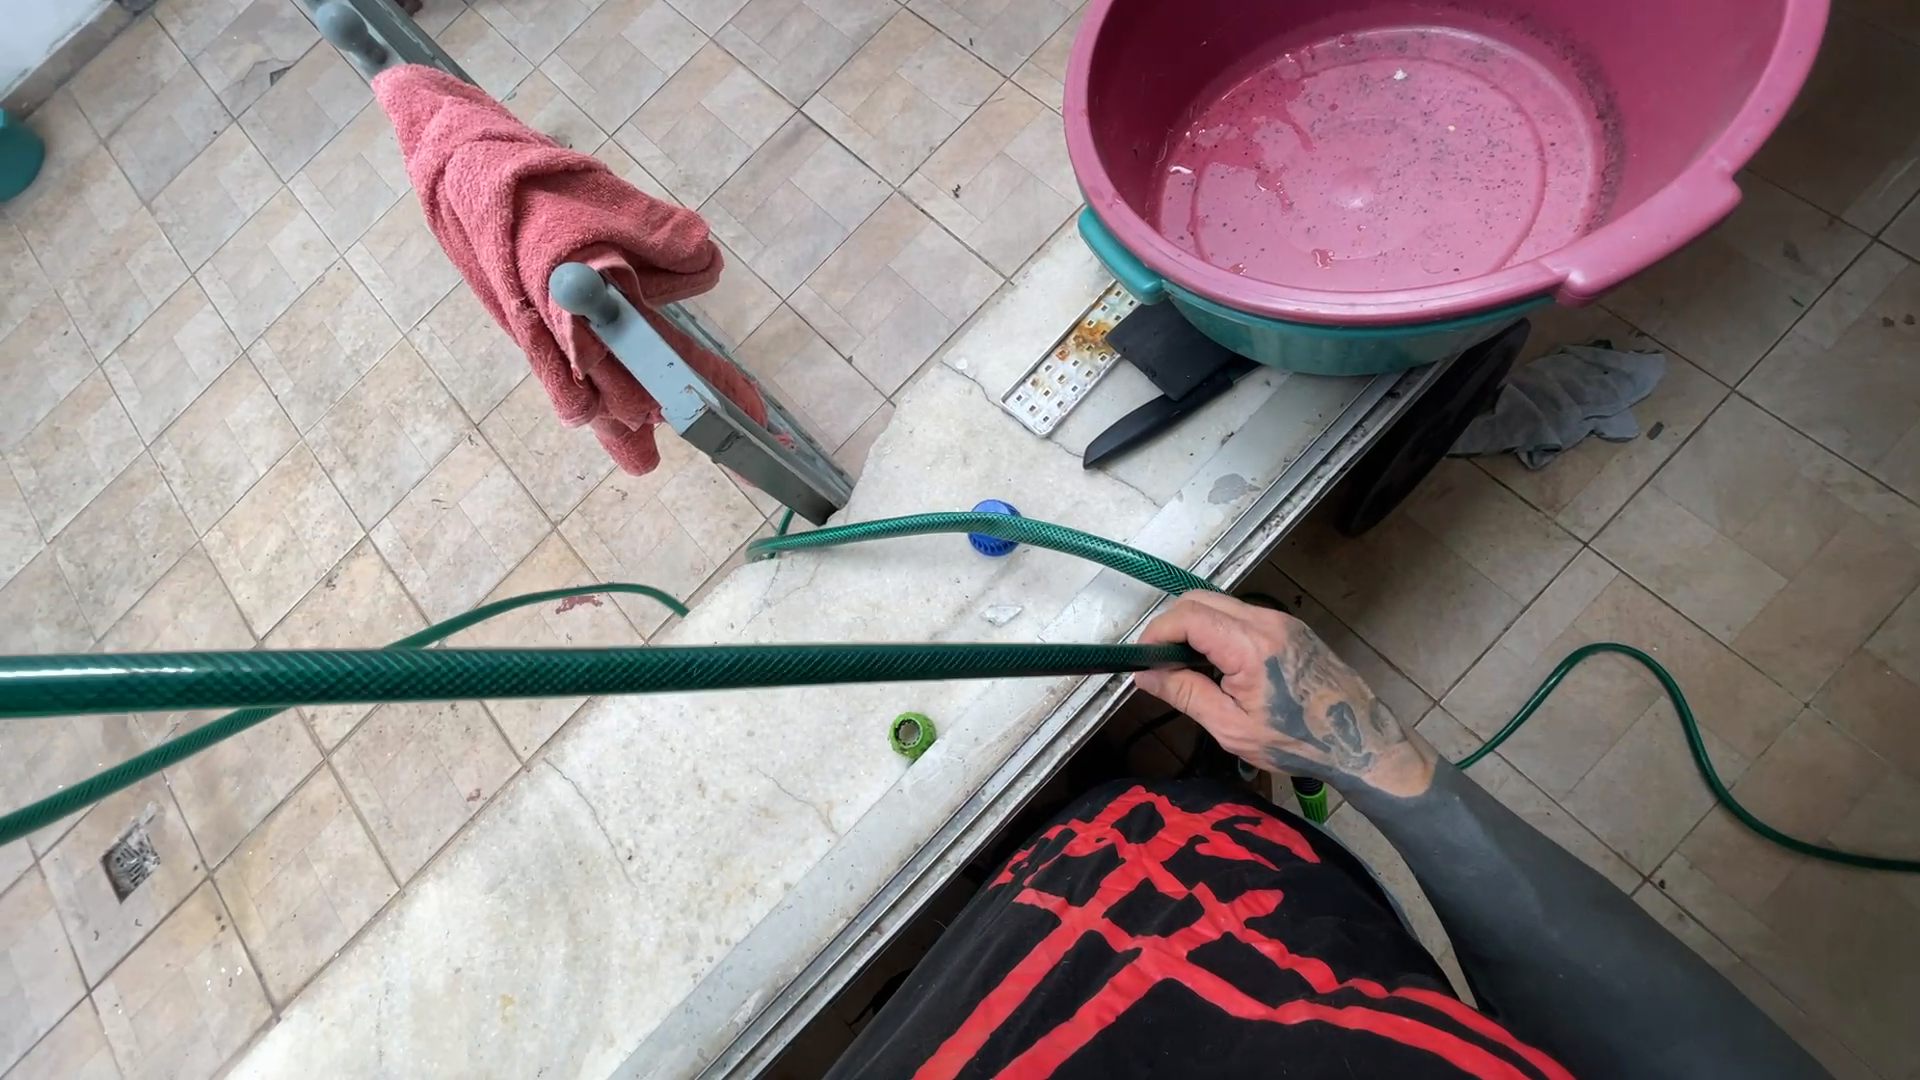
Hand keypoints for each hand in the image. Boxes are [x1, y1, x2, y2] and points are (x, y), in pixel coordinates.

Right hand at [1134, 592, 1435, 797]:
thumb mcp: (1232, 728)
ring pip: (1218, 603)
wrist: (1363, 743)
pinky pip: (1238, 614)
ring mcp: (1280, 620)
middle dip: (1170, 624)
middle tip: (1158, 661)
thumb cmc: (1300, 742)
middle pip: (1199, 599)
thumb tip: (1144, 675)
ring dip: (1192, 625)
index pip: (1187, 616)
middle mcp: (1266, 622)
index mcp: (1251, 647)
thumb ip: (1184, 694)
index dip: (1156, 633)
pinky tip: (1215, 661)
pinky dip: (1215, 628)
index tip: (1143, 659)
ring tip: (1185, 664)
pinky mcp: (1288, 626)